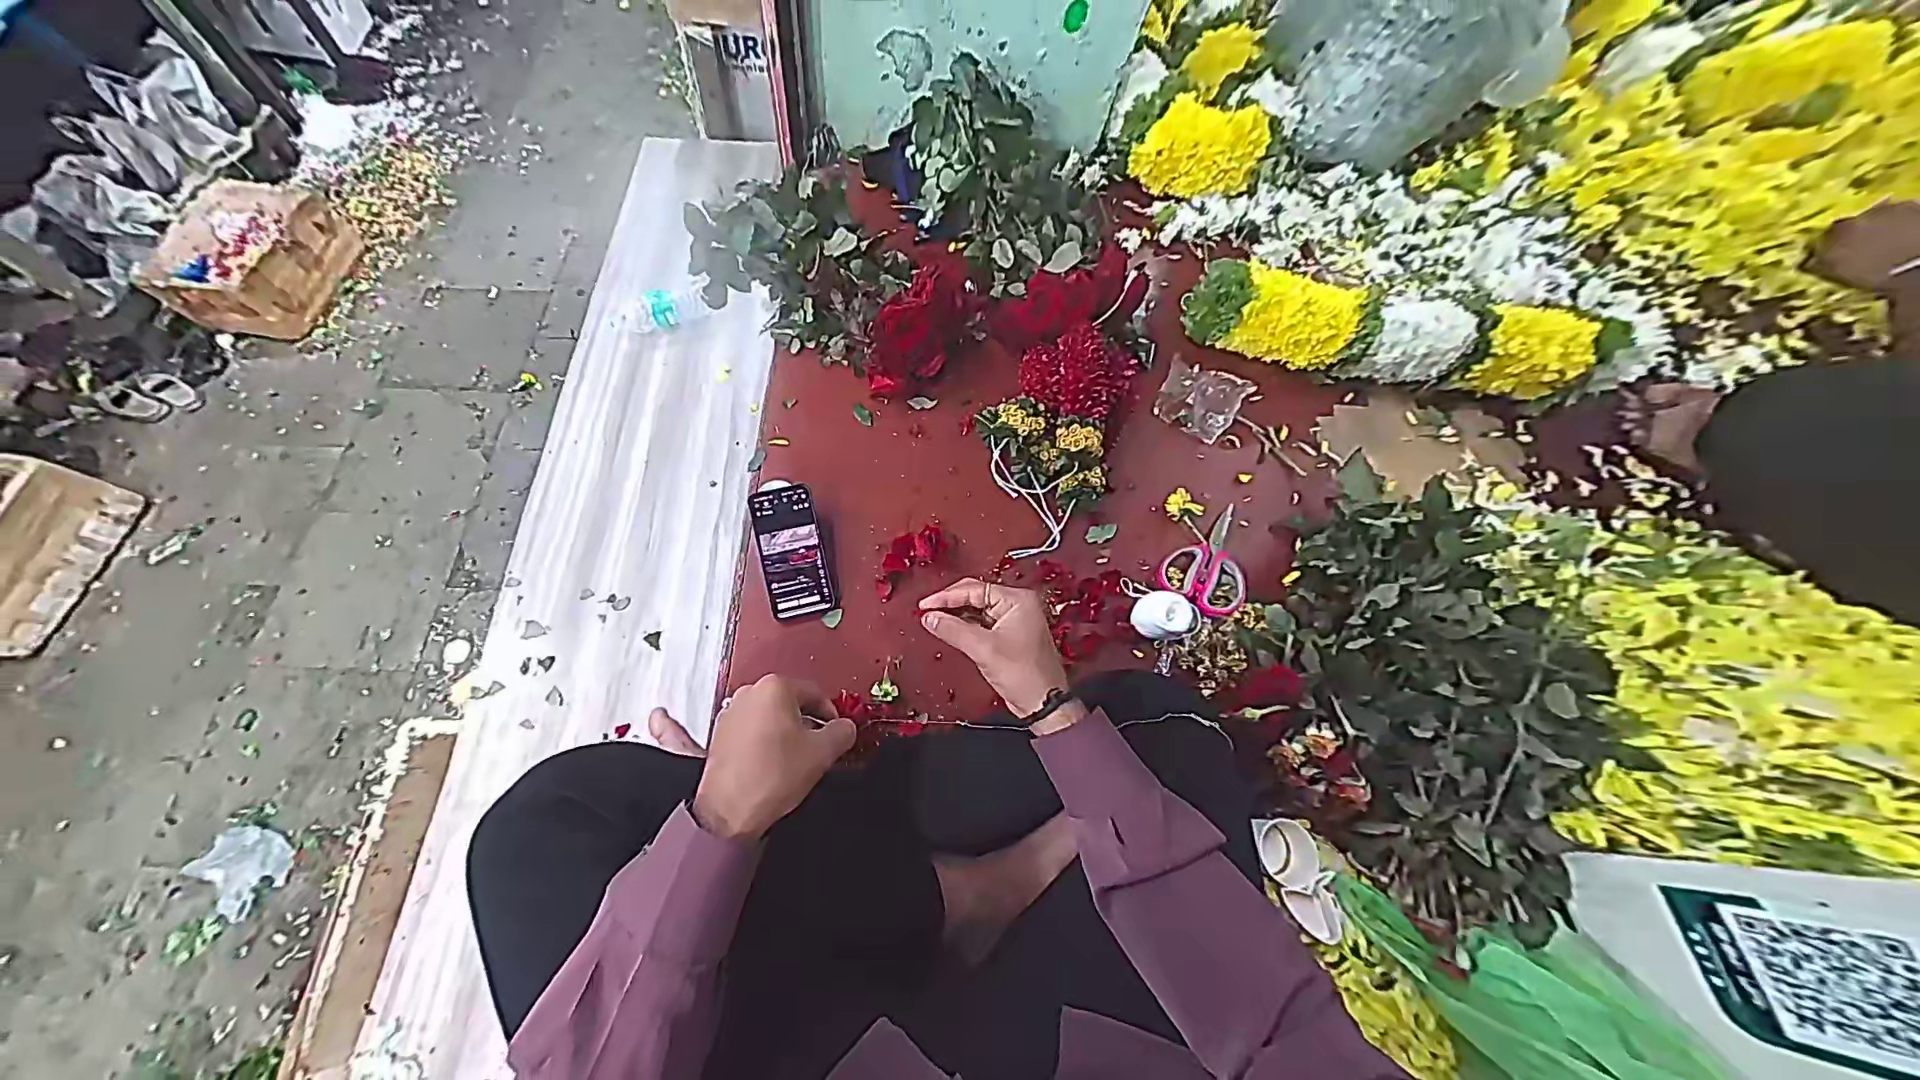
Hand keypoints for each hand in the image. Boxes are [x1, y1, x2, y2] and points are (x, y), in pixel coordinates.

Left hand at [691, 675, 855, 839]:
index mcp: (775, 687)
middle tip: (814, 749)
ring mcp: (725, 717)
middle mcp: (747, 695)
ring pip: (762, 718)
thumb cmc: (774, 777)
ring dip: (775, 733)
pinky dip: (678, 728)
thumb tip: (844, 728)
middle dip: (803, 723)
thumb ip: (842, 731)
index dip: (830, 715)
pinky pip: (690, 731)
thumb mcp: (824, 752)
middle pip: (788, 704)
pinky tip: (659, 719)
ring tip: (786, 762)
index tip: (835, 733)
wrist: (730, 814)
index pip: (815, 694)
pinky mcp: (709, 741)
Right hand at [918, 579, 1069, 717]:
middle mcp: (1017, 605)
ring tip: (933, 620)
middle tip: (926, 611)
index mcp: (1017, 600)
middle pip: (976, 596)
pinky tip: (949, 630)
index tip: (925, 605)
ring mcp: (1014, 620)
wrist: (1044, 703)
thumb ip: (953, 630)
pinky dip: (965, 627)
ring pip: (977, 610)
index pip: (975, 589)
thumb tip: (929, 617)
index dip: (946, 596)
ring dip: (956, 615)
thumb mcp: (984, 649)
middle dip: (950, 604)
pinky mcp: (1009, 635)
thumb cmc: (1024, 674)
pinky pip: (982, 624)